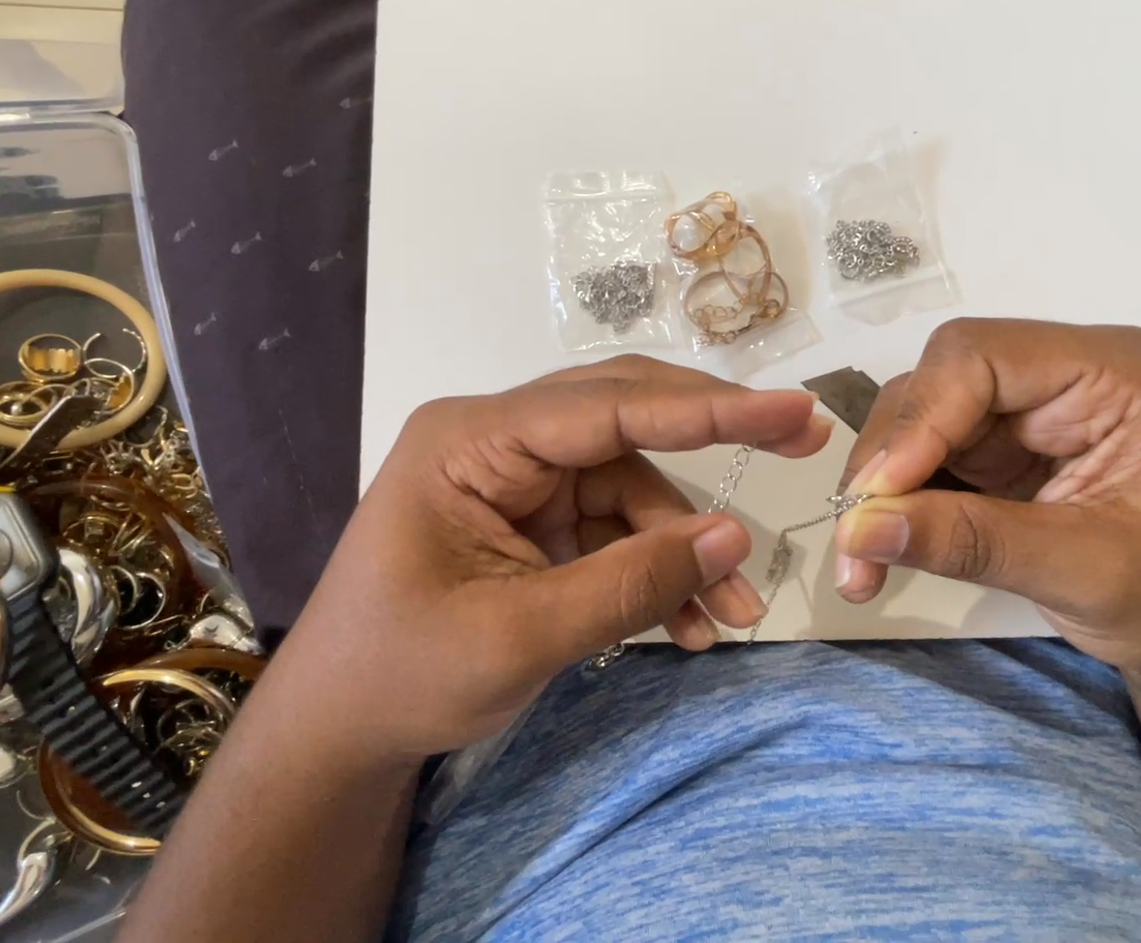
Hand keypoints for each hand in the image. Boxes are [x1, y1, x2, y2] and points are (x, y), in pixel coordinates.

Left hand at [273, 357, 831, 763]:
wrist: (339, 734)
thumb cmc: (400, 676)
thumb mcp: (520, 634)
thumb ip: (632, 581)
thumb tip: (736, 535)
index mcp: (472, 440)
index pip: (606, 406)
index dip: (706, 407)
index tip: (789, 408)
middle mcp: (500, 442)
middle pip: (625, 422)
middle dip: (711, 443)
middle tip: (800, 443)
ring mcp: (521, 481)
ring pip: (632, 487)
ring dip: (684, 547)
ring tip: (731, 614)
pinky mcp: (536, 522)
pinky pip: (616, 530)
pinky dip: (656, 572)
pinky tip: (688, 624)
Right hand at [834, 318, 1140, 673]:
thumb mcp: (1088, 572)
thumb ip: (973, 542)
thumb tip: (858, 532)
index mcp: (1104, 372)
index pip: (977, 356)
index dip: (918, 418)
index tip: (877, 496)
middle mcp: (1051, 377)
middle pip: (933, 386)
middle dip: (887, 463)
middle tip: (855, 542)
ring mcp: (1017, 414)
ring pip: (914, 423)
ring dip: (878, 490)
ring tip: (860, 562)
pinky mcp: (993, 452)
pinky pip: (921, 461)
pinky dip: (893, 506)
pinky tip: (878, 550)